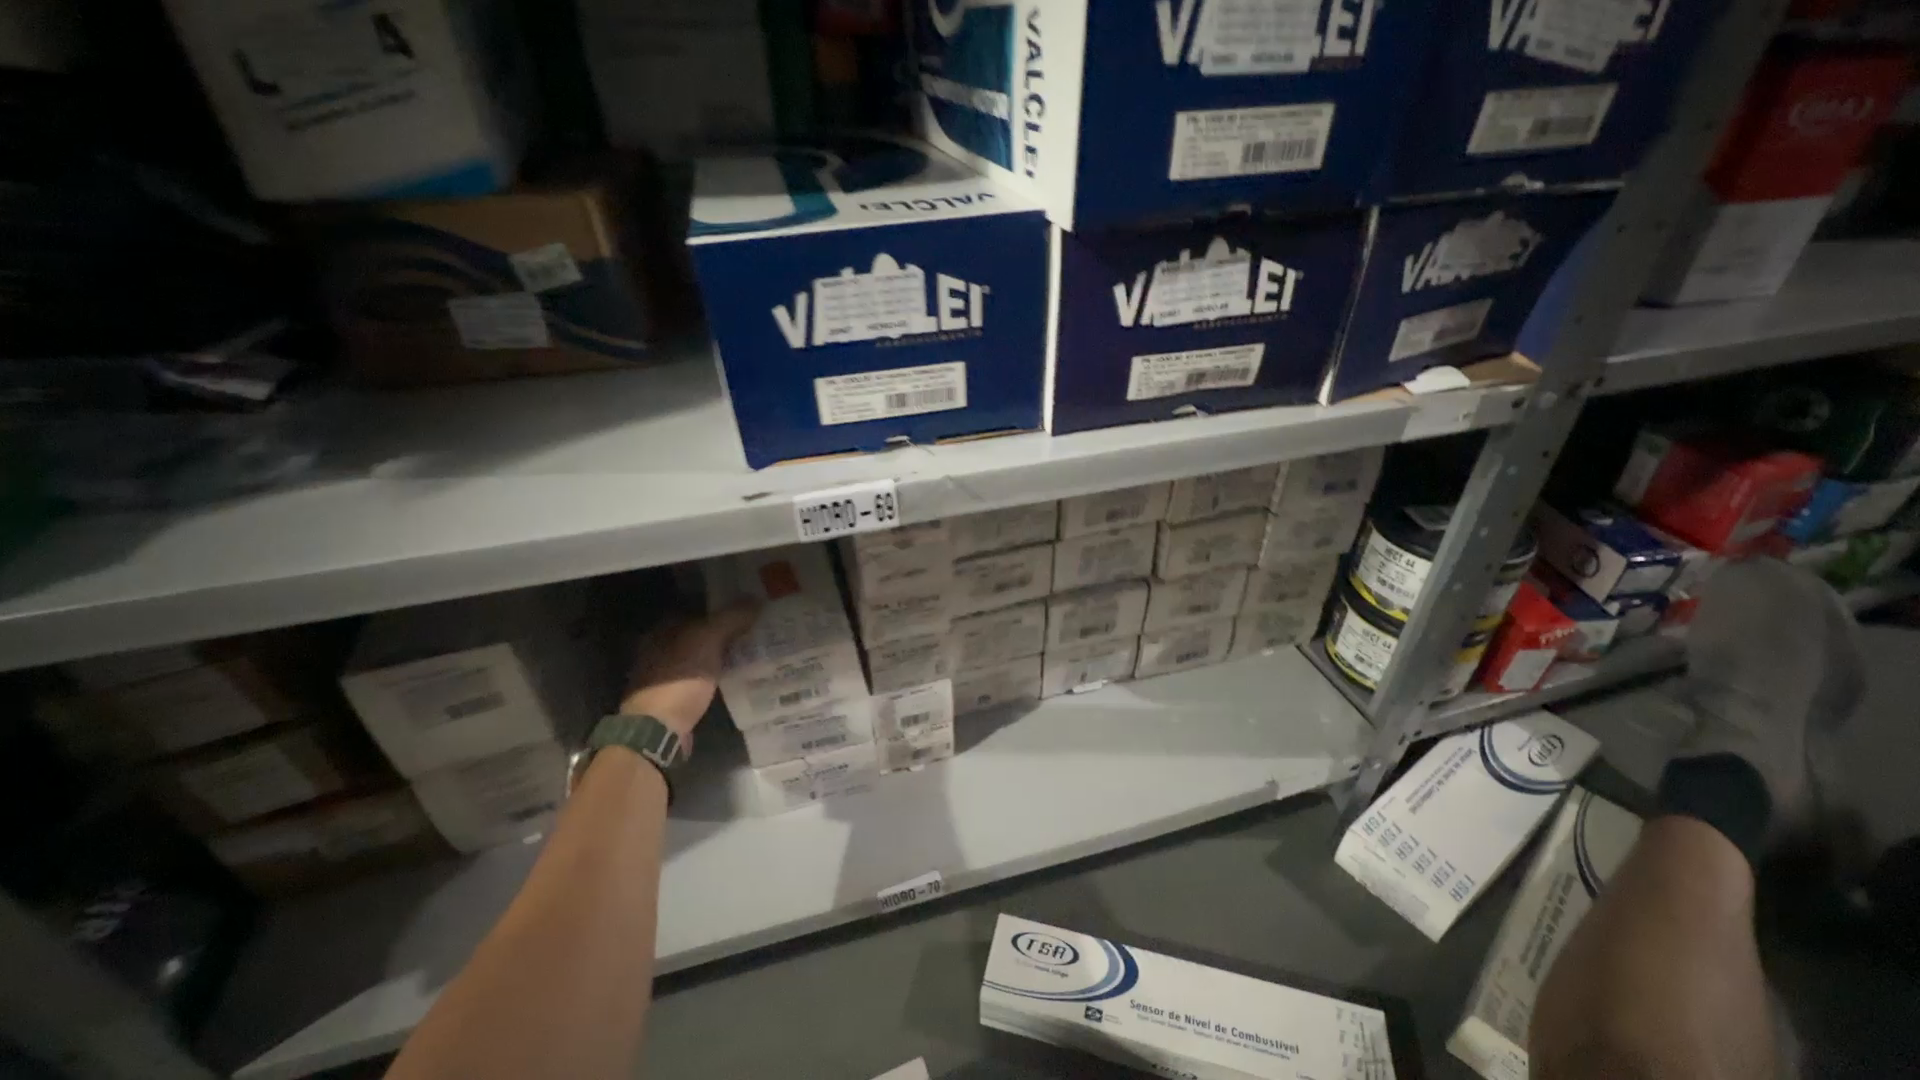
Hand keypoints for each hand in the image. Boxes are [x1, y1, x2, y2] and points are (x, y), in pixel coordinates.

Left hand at [620, 604, 758, 745]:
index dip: (721, 605)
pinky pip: (704, 679)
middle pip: (700, 633)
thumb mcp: (707, 641)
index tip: (748, 606)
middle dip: (726, 630)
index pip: (695, 608)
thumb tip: (756, 599)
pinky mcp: (677, 698)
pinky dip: (720, 676)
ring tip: (756, 650)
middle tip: (758, 627)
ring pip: (703, 657)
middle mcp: (661, 649)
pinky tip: (741, 676)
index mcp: (662, 630)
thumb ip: (730, 619)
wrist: (659, 730)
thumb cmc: (678, 679)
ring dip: (724, 655)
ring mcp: (667, 676)